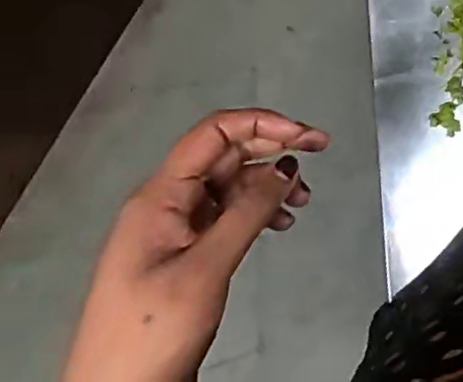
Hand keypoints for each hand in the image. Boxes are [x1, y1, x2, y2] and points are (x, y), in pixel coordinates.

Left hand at [62, 109, 328, 381]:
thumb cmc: (146, 340)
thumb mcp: (205, 269)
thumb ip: (248, 211)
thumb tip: (285, 167)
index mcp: (159, 197)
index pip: (214, 132)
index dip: (261, 123)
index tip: (301, 133)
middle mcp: (165, 204)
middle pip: (226, 153)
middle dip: (273, 146)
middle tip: (316, 147)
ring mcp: (174, 228)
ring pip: (231, 183)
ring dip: (270, 183)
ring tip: (301, 197)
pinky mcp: (184, 252)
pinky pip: (228, 212)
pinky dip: (258, 210)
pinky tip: (279, 221)